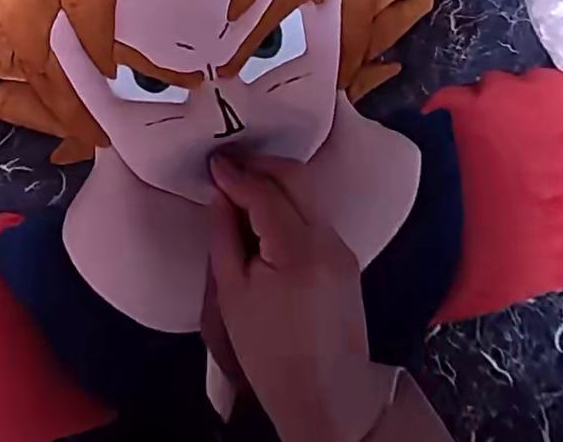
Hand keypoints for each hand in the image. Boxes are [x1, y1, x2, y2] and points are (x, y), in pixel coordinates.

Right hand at [205, 152, 400, 441]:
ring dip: (276, 182)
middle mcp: (327, 240)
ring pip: (308, 193)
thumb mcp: (232, 296)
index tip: (215, 163)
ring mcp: (342, 245)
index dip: (238, 175)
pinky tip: (267, 216)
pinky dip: (290, 204)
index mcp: (298, 253)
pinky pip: (315, 214)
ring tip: (244, 188)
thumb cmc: (270, 355)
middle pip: (297, 178)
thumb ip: (224, 236)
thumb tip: (220, 193)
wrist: (326, 398)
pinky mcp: (347, 255)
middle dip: (262, 165)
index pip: (266, 195)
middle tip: (231, 166)